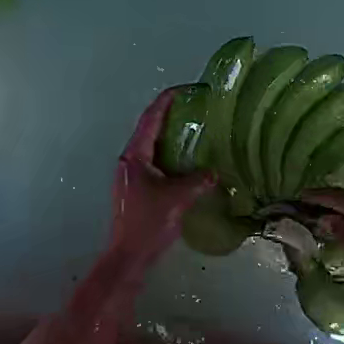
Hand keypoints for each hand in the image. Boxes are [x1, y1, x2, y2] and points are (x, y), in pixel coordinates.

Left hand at [106, 87, 216, 276]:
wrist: (129, 254)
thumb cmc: (149, 223)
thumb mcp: (178, 198)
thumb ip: (198, 181)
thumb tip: (214, 172)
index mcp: (135, 156)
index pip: (150, 120)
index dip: (165, 102)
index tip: (183, 89)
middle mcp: (129, 161)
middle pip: (148, 130)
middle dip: (168, 116)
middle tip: (191, 107)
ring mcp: (130, 175)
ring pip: (150, 147)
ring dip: (168, 136)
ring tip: (191, 129)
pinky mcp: (134, 188)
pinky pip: (152, 162)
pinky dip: (168, 154)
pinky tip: (184, 161)